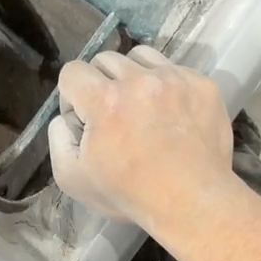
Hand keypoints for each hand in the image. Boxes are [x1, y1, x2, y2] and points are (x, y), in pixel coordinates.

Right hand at [48, 45, 236, 230]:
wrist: (191, 202)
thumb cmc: (130, 195)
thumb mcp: (72, 177)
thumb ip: (58, 137)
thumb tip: (66, 116)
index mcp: (104, 100)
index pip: (73, 71)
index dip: (72, 96)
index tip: (86, 120)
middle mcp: (139, 81)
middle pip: (106, 60)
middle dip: (102, 84)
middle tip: (114, 116)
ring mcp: (175, 79)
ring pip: (141, 57)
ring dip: (134, 76)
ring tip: (142, 107)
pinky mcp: (202, 84)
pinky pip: (175, 69)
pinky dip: (167, 86)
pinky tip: (170, 114)